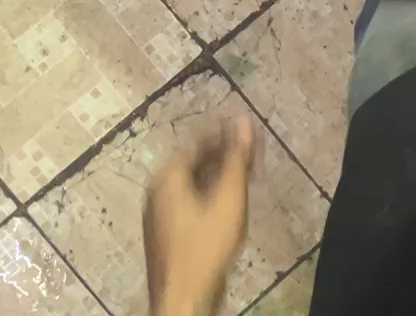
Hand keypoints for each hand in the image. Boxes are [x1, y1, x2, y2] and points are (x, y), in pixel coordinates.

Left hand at [144, 115, 255, 315]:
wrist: (184, 302)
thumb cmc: (206, 245)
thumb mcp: (229, 196)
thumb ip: (237, 156)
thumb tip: (245, 119)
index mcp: (167, 178)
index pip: (199, 140)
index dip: (228, 132)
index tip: (253, 131)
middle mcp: (158, 191)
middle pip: (197, 160)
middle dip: (227, 153)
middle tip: (256, 153)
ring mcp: (161, 214)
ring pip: (196, 181)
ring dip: (223, 173)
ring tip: (251, 174)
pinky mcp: (169, 233)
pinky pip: (193, 199)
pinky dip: (214, 192)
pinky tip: (234, 200)